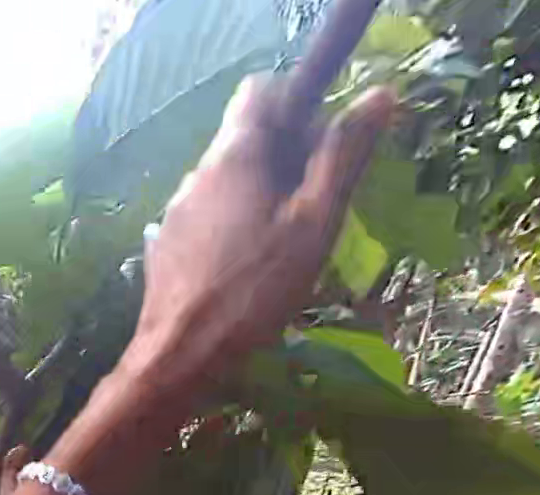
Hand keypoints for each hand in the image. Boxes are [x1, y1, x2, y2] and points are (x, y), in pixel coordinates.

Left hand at [38, 81, 395, 494]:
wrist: (178, 358)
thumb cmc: (251, 293)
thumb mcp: (312, 225)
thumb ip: (341, 158)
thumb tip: (378, 94)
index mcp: (231, 156)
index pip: (261, 92)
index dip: (296, 107)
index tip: (318, 148)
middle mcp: (194, 176)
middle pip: (243, 143)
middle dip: (281, 163)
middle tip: (307, 211)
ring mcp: (172, 217)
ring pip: (222, 189)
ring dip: (254, 203)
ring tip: (274, 252)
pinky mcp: (162, 253)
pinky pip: (203, 226)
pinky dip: (226, 235)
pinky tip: (238, 275)